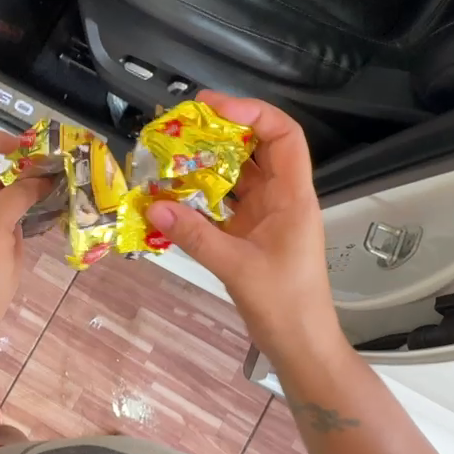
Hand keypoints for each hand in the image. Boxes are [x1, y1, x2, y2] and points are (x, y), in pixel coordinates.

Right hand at [144, 91, 345, 364]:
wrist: (300, 345)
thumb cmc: (284, 304)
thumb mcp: (236, 267)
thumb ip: (194, 236)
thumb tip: (153, 206)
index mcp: (293, 197)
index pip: (283, 135)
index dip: (251, 113)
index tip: (211, 108)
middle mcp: (281, 199)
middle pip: (256, 149)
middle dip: (219, 134)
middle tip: (178, 129)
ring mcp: (265, 217)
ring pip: (237, 176)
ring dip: (206, 166)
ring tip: (168, 158)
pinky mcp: (250, 235)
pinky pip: (224, 205)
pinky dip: (200, 198)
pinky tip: (172, 197)